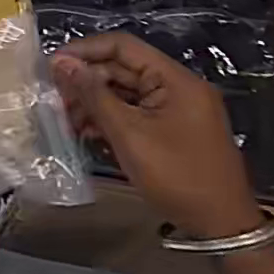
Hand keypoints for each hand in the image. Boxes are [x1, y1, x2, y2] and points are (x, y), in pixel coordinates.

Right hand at [51, 32, 263, 238]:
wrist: (221, 226)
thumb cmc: (176, 175)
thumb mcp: (128, 133)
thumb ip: (93, 93)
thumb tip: (60, 62)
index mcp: (175, 81)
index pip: (123, 46)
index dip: (84, 50)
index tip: (53, 65)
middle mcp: (176, 87)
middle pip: (120, 68)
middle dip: (85, 80)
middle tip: (55, 97)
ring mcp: (174, 107)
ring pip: (121, 90)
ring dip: (91, 100)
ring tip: (66, 118)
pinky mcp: (168, 126)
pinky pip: (130, 109)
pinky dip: (106, 116)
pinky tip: (85, 130)